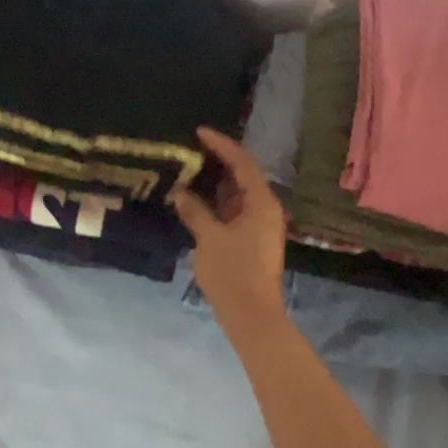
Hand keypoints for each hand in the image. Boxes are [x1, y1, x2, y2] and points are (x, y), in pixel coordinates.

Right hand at [172, 127, 287, 328]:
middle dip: (217, 164)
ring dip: (215, 186)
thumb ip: (195, 212)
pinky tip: (195, 204)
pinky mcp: (251, 243)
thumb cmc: (233, 273)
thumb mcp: (209, 239)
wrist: (251, 315)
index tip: (199, 132)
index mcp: (261, 202)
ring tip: (188, 173)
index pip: (242, 162)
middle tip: (190, 152)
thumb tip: (181, 193)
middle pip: (242, 177)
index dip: (221, 145)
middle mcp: (265, 210)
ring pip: (237, 197)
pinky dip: (216, 206)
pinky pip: (234, 214)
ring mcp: (260, 227)